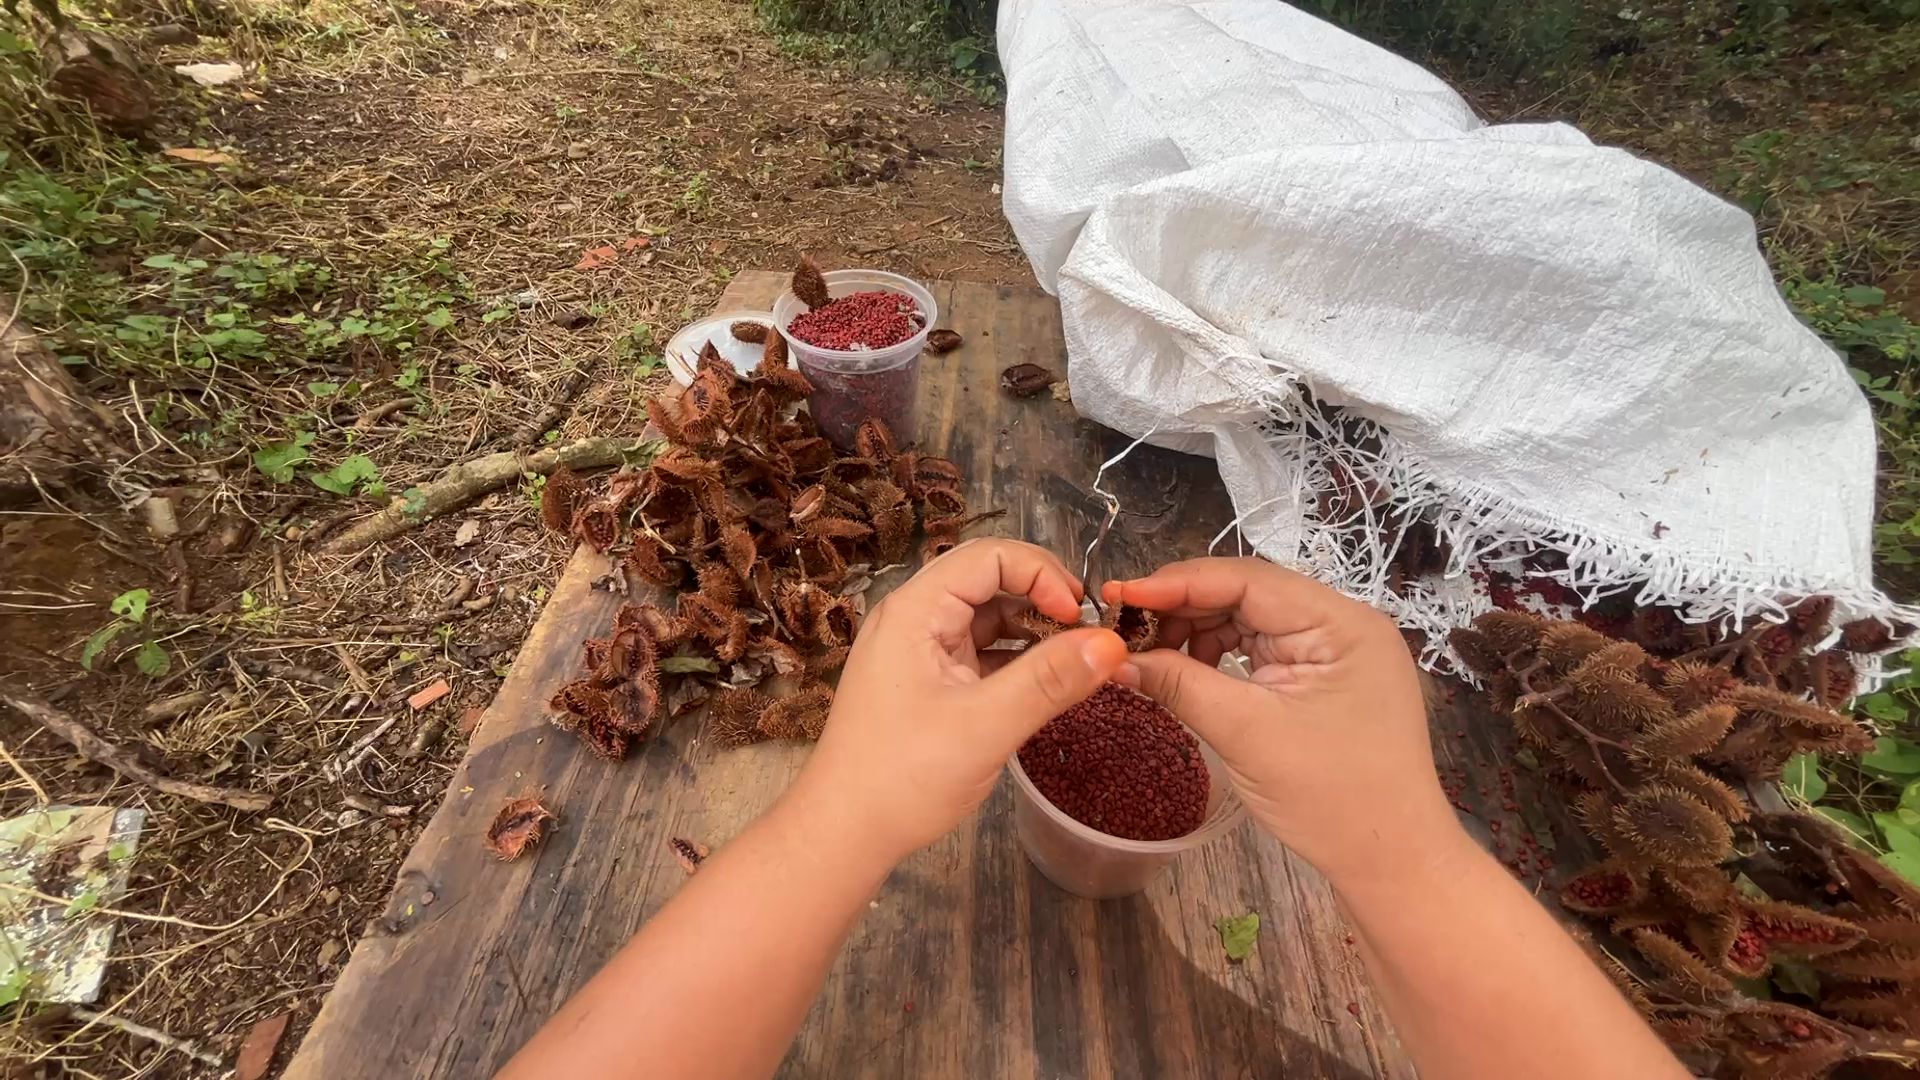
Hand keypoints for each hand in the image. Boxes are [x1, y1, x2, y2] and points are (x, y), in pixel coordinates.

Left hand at [792, 538, 1132, 865]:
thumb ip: (1048, 681)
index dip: (1041, 574)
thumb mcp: (984, 727)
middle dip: (1042, 597)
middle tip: (1087, 632)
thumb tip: (1112, 642)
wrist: (843, 834)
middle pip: (989, 580)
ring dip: (1033, 629)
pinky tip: (1049, 679)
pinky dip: (1017, 658)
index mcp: (916, 610)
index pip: (988, 557)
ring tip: (1076, 657)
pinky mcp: (929, 679)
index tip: (1078, 617)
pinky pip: (981, 651)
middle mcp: (916, 617)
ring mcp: (920, 649)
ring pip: (988, 616)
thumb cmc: (902, 778)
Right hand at [1103, 558, 1459, 885]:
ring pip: (1241, 615)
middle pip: (1241, 592)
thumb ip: (1178, 684)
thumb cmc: (1333, 798)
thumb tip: (1114, 659)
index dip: (1177, 583)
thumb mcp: (1246, 734)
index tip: (1119, 595)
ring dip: (1190, 629)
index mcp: (1339, 624)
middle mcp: (1336, 622)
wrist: (1390, 862)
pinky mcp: (1312, 671)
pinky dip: (1210, 652)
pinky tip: (1180, 668)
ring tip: (1146, 652)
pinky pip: (1251, 644)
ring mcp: (1326, 647)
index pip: (1245, 580)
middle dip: (1179, 607)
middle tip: (1121, 625)